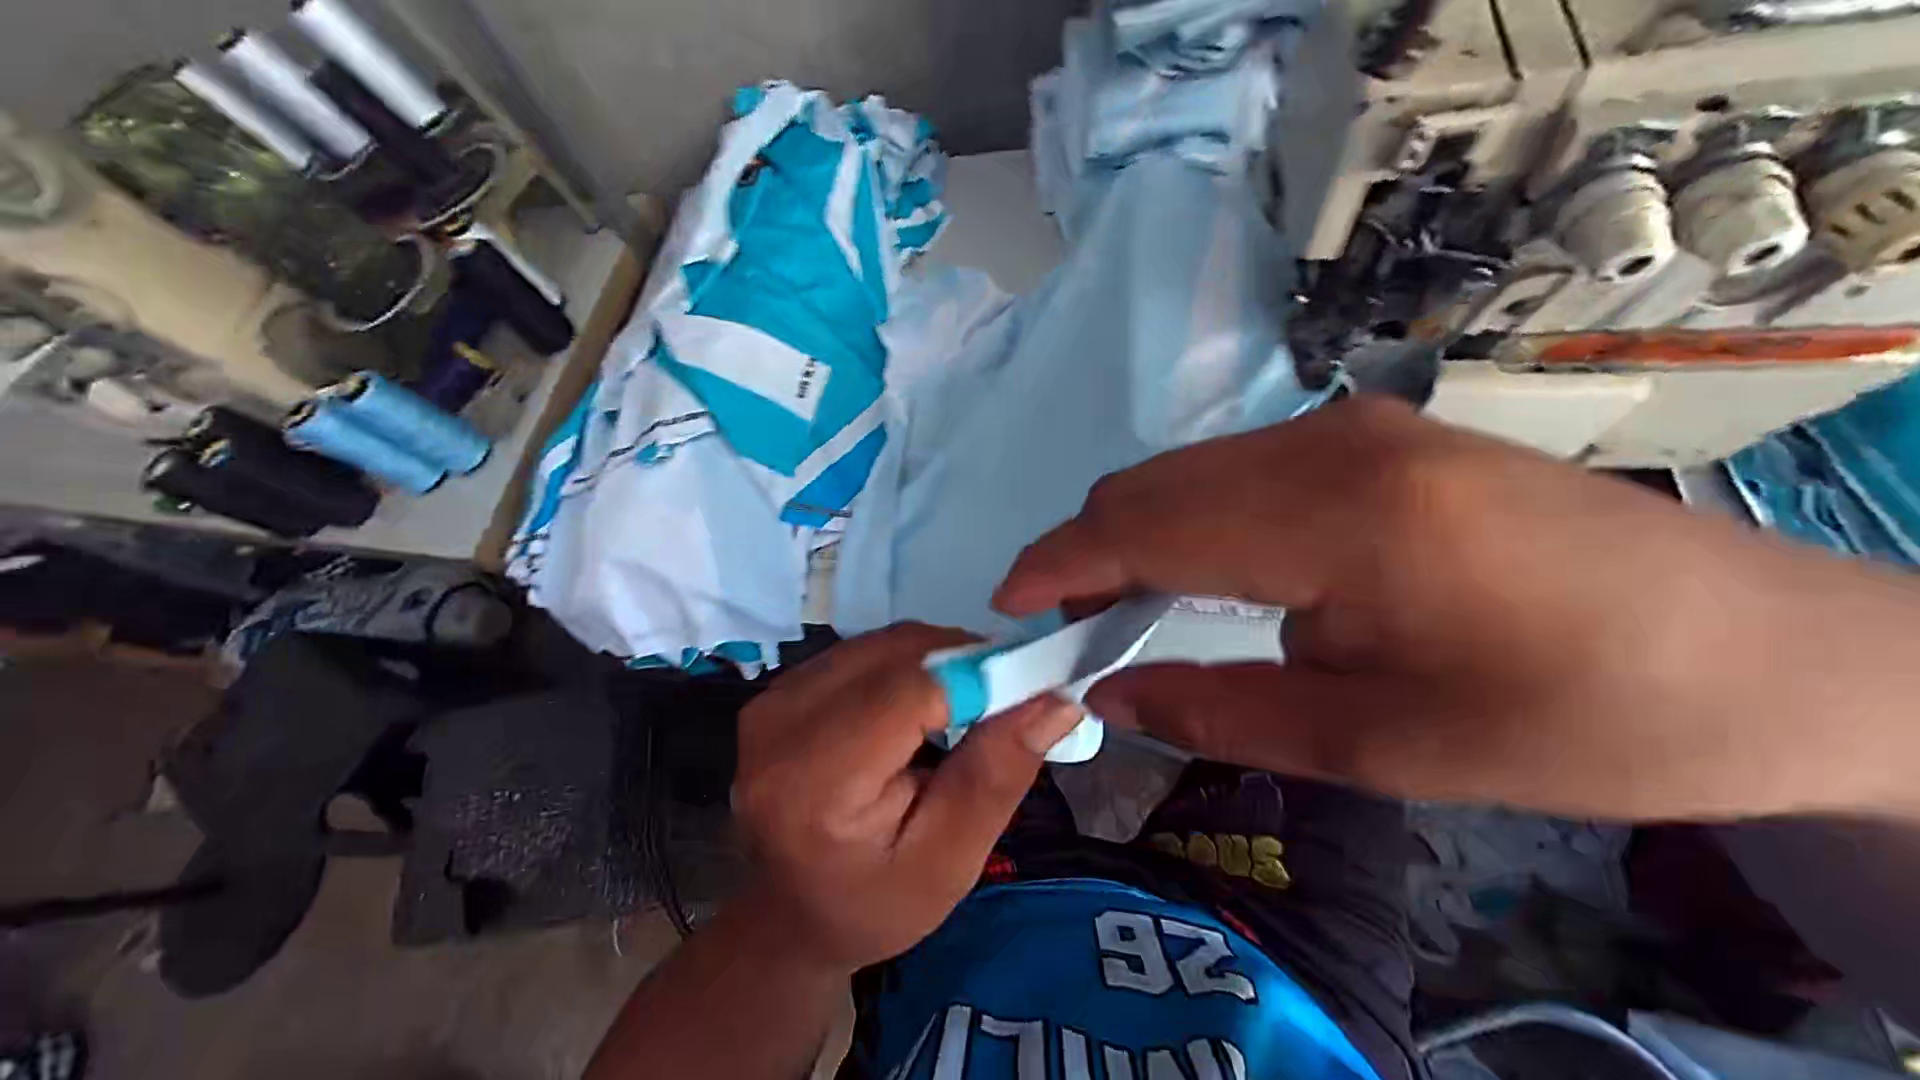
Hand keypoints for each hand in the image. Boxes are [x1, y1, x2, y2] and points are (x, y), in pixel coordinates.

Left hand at [732, 623, 1084, 971]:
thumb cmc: (874, 903)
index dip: (978, 675)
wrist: (792, 913)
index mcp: (813, 780)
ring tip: (967, 708)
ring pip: (883, 643)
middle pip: (896, 654)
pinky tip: (924, 705)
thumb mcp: (949, 861)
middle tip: (1006, 701)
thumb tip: (1056, 698)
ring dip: (938, 661)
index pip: (909, 689)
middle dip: (963, 664)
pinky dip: (908, 664)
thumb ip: (996, 775)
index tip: (1031, 689)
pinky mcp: (781, 688)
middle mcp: (779, 722)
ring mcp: (773, 698)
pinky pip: (863, 651)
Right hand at [994, 395, 1919, 820]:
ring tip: (1115, 610)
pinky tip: (1193, 573)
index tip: (1004, 608)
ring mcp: (1352, 427)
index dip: (1057, 564)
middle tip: (1060, 631)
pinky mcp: (1370, 437)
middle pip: (1151, 485)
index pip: (1143, 525)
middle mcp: (1330, 444)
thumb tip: (1106, 695)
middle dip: (1083, 554)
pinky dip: (1184, 520)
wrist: (1763, 650)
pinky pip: (1232, 469)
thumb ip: (1221, 713)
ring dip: (1131, 537)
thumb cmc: (1578, 719)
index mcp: (1338, 517)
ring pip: (1185, 472)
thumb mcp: (1383, 748)